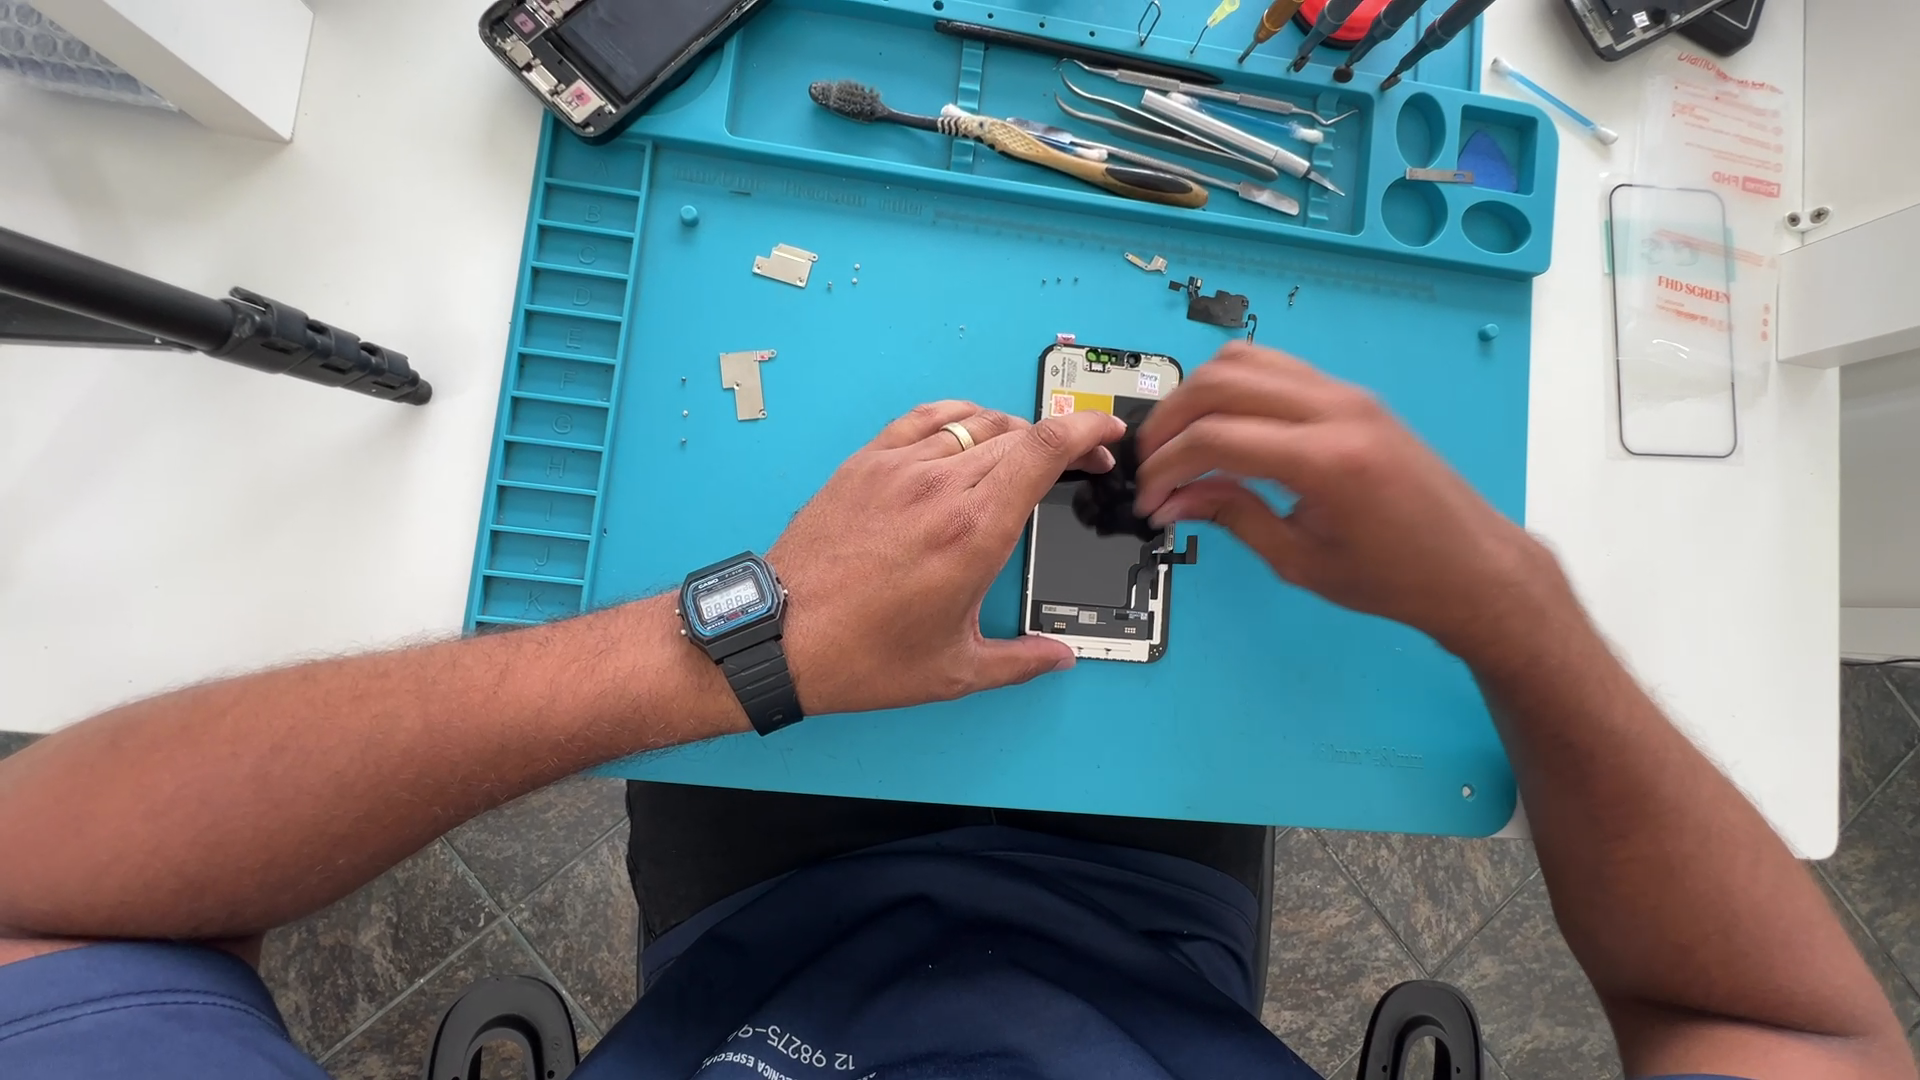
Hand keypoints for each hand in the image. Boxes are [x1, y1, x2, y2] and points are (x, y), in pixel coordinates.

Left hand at [770, 401, 1124, 714]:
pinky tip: (967, 427)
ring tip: (1025, 452)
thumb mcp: (954, 670)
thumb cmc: (859, 653)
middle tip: (1076, 463)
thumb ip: (1019, 660)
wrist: (781, 637)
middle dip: (1062, 440)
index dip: (1087, 430)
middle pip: (1020, 434)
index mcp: (974, 532)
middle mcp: (940, 488)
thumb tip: (1057, 657)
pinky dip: (958, 415)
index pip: (1045, 449)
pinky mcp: (866, 465)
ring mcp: (900, 469)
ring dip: (1014, 431)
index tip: (1107, 433)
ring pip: (976, 422)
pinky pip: (924, 417)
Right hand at [1132, 344, 1570, 662]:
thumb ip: (1229, 515)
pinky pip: (1272, 367)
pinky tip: (1219, 427)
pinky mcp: (1349, 394)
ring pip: (1242, 360)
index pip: (1214, 438)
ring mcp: (1346, 393)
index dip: (1165, 467)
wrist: (1473, 567)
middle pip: (1219, 382)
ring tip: (1177, 443)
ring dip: (1195, 395)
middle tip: (1150, 467)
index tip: (1148, 501)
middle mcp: (1335, 409)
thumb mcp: (1296, 559)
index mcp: (1326, 460)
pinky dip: (1229, 388)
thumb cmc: (1390, 579)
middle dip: (1168, 423)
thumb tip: (1170, 500)